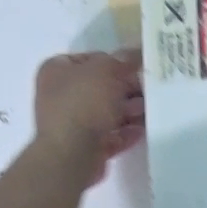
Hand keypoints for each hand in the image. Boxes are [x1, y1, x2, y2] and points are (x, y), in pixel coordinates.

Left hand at [34, 50, 145, 184]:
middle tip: (148, 90)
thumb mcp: (106, 69)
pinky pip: (108, 137)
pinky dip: (124, 134)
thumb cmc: (84, 103)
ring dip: (128, 111)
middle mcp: (60, 96)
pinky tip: (141, 131)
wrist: (71, 154)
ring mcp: (71, 125)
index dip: (114, 62)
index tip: (136, 68)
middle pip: (99, 88)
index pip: (89, 59)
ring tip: (149, 111)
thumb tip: (135, 53)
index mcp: (56, 70)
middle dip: (125, 89)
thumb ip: (122, 59)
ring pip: (105, 113)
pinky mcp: (84, 148)